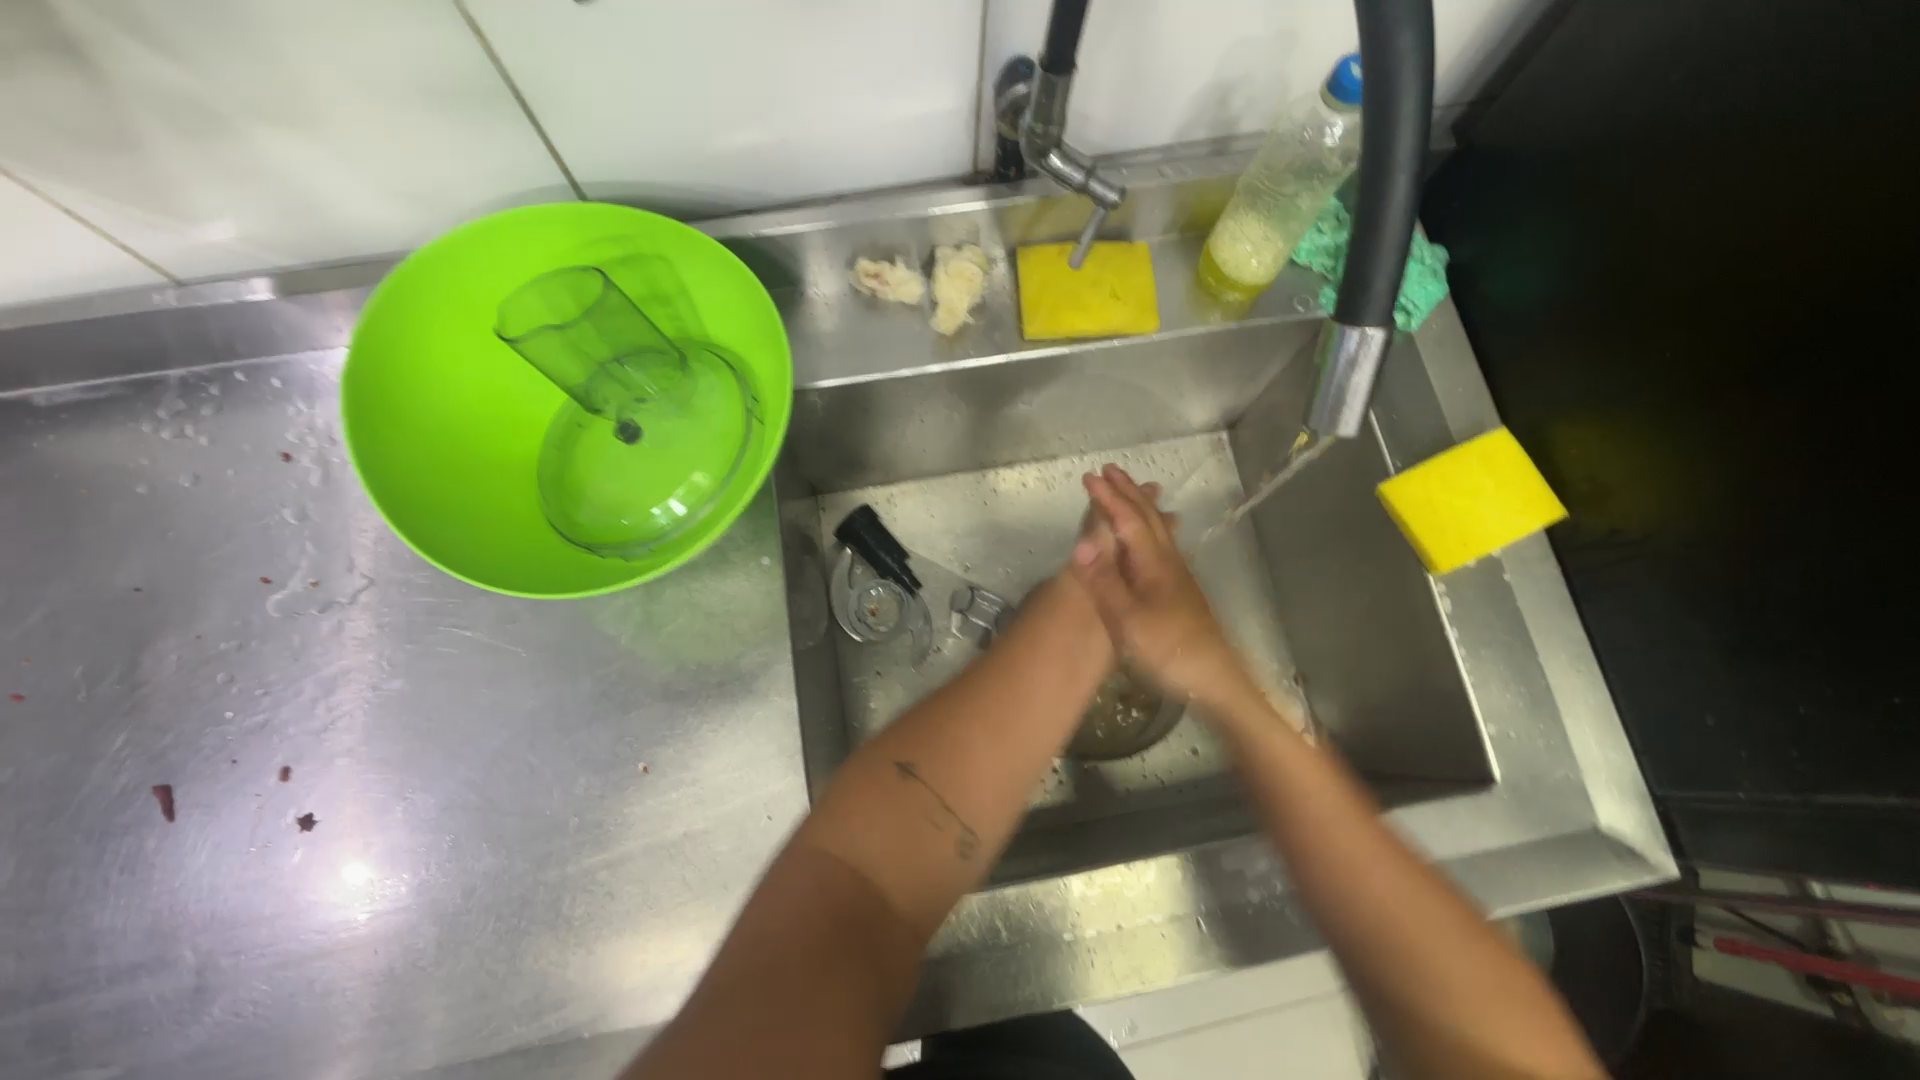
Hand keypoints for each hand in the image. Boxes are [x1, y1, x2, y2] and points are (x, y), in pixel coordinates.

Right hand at [1069, 465, 1257, 709]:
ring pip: (1160, 529)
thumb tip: (1080, 543)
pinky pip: (1163, 544)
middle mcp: (1169, 562)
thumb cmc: (1170, 652)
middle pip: (1148, 518)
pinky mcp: (1180, 592)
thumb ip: (1104, 583)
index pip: (1128, 521)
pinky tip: (1154, 538)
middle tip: (1110, 470)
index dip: (1108, 498)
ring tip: (1131, 491)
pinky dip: (1151, 527)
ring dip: (1141, 506)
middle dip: (1128, 492)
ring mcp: (1178, 577)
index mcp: (1154, 565)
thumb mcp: (1127, 622)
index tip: (1088, 477)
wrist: (1216, 682)